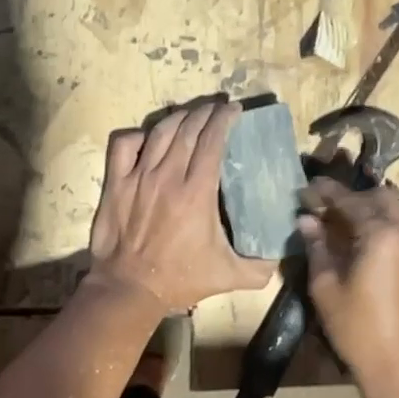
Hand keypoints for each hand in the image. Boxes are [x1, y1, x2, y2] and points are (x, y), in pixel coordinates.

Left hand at [87, 100, 275, 313]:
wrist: (128, 289)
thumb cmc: (179, 279)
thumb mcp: (227, 276)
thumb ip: (260, 267)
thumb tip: (282, 255)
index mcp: (196, 192)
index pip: (212, 140)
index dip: (224, 119)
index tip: (234, 110)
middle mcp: (168, 176)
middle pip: (188, 129)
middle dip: (205, 112)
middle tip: (216, 108)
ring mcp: (138, 176)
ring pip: (160, 131)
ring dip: (178, 117)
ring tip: (190, 114)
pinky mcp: (116, 183)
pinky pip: (124, 144)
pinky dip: (138, 134)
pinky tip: (149, 136)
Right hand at [296, 178, 398, 387]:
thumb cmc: (359, 329)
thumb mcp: (327, 288)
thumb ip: (317, 248)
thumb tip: (306, 220)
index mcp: (381, 234)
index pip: (350, 200)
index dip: (325, 193)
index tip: (304, 190)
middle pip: (378, 196)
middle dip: (351, 196)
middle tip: (324, 206)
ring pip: (395, 208)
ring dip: (370, 206)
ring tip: (342, 220)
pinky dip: (383, 220)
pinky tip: (362, 236)